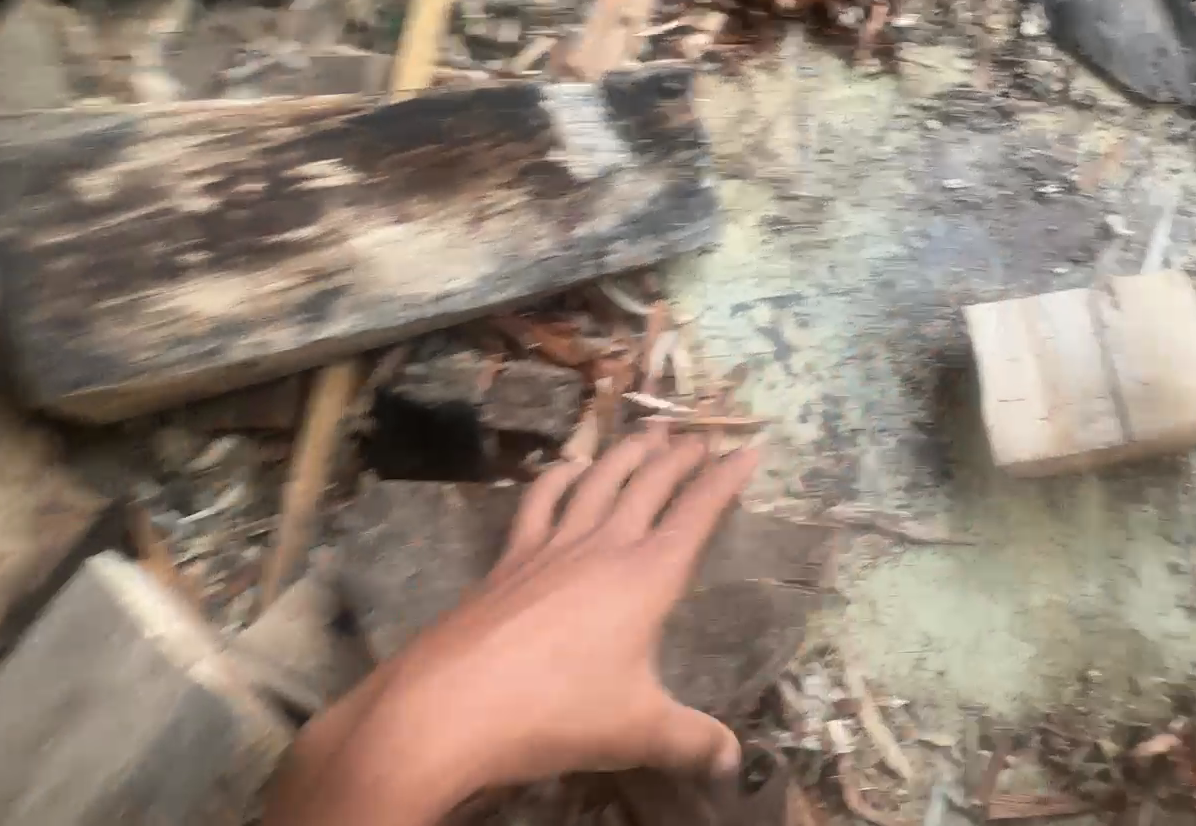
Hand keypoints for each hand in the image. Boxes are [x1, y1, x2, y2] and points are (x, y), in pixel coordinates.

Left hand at [263, 428, 759, 825]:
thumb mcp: (636, 731)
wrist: (446, 710)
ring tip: (650, 431)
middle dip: (683, 455)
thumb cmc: (555, 712)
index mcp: (650, 574)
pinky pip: (540, 502)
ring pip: (602, 479)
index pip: (700, 510)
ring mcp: (556, 545)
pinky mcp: (512, 557)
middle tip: (703, 438)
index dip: (728, 476)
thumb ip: (692, 742)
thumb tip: (735, 763)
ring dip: (630, 451)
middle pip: (653, 482)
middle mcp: (608, 544)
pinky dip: (558, 477)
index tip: (750, 449)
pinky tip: (568, 466)